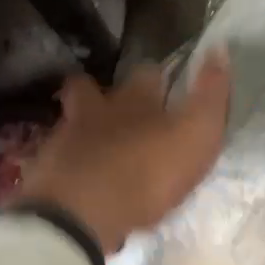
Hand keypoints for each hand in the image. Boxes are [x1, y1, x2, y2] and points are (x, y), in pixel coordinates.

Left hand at [13, 51, 232, 254]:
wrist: (81, 214)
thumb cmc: (145, 174)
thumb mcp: (195, 136)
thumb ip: (210, 98)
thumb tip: (220, 49)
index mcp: (134, 100)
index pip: (147, 75)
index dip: (156, 81)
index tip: (163, 91)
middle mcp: (94, 112)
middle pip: (91, 91)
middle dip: (100, 97)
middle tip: (112, 117)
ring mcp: (63, 143)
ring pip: (69, 126)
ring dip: (79, 136)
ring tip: (91, 156)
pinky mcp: (44, 176)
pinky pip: (55, 166)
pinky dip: (64, 172)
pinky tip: (74, 187)